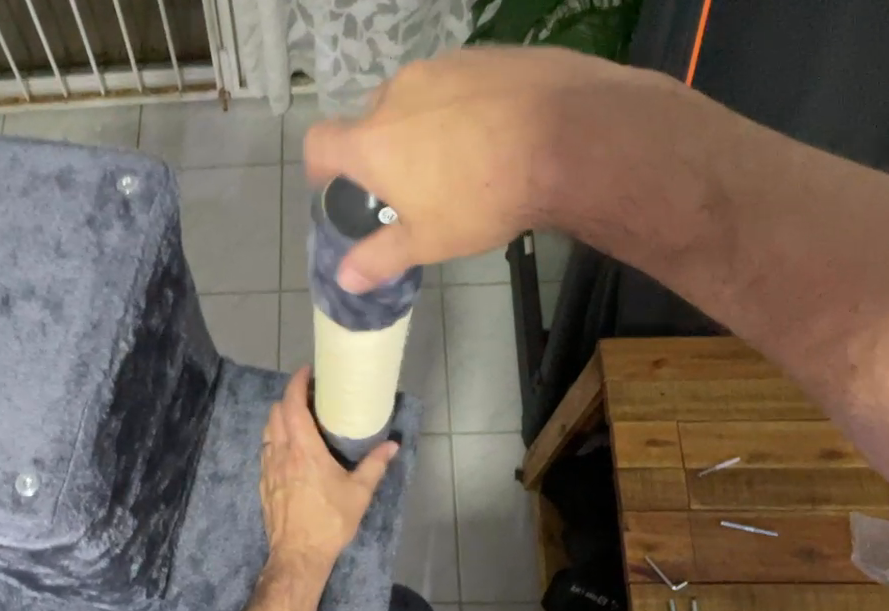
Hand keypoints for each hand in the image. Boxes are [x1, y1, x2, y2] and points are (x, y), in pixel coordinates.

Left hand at [260, 367, 398, 569]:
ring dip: (279, 418)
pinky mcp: (264, 485)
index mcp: (303, 449)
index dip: (296, 383)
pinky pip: (265, 452)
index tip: (307, 372)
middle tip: (308, 396)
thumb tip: (392, 446)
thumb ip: (374, 466)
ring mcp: (268, 470)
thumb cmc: (330, 522)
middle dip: (288, 398)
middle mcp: (281, 453)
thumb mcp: (359, 493)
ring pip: (267, 432)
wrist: (298, 555)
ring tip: (297, 419)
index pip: (292, 405)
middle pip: (275, 413)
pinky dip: (274, 440)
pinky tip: (288, 450)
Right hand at [303, 46, 645, 291]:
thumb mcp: (428, 241)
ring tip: (456, 158)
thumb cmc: (483, 198)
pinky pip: (456, 83)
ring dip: (420, 125)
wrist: (568, 136)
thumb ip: (380, 257)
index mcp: (372, 141)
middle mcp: (398, 93)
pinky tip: (492, 132)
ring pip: (415, 98)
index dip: (320, 166)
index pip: (320, 143)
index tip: (334, 185)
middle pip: (370, 119)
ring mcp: (442, 67)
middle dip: (379, 148)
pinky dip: (460, 106)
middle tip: (408, 182)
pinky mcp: (483, 54)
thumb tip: (344, 278)